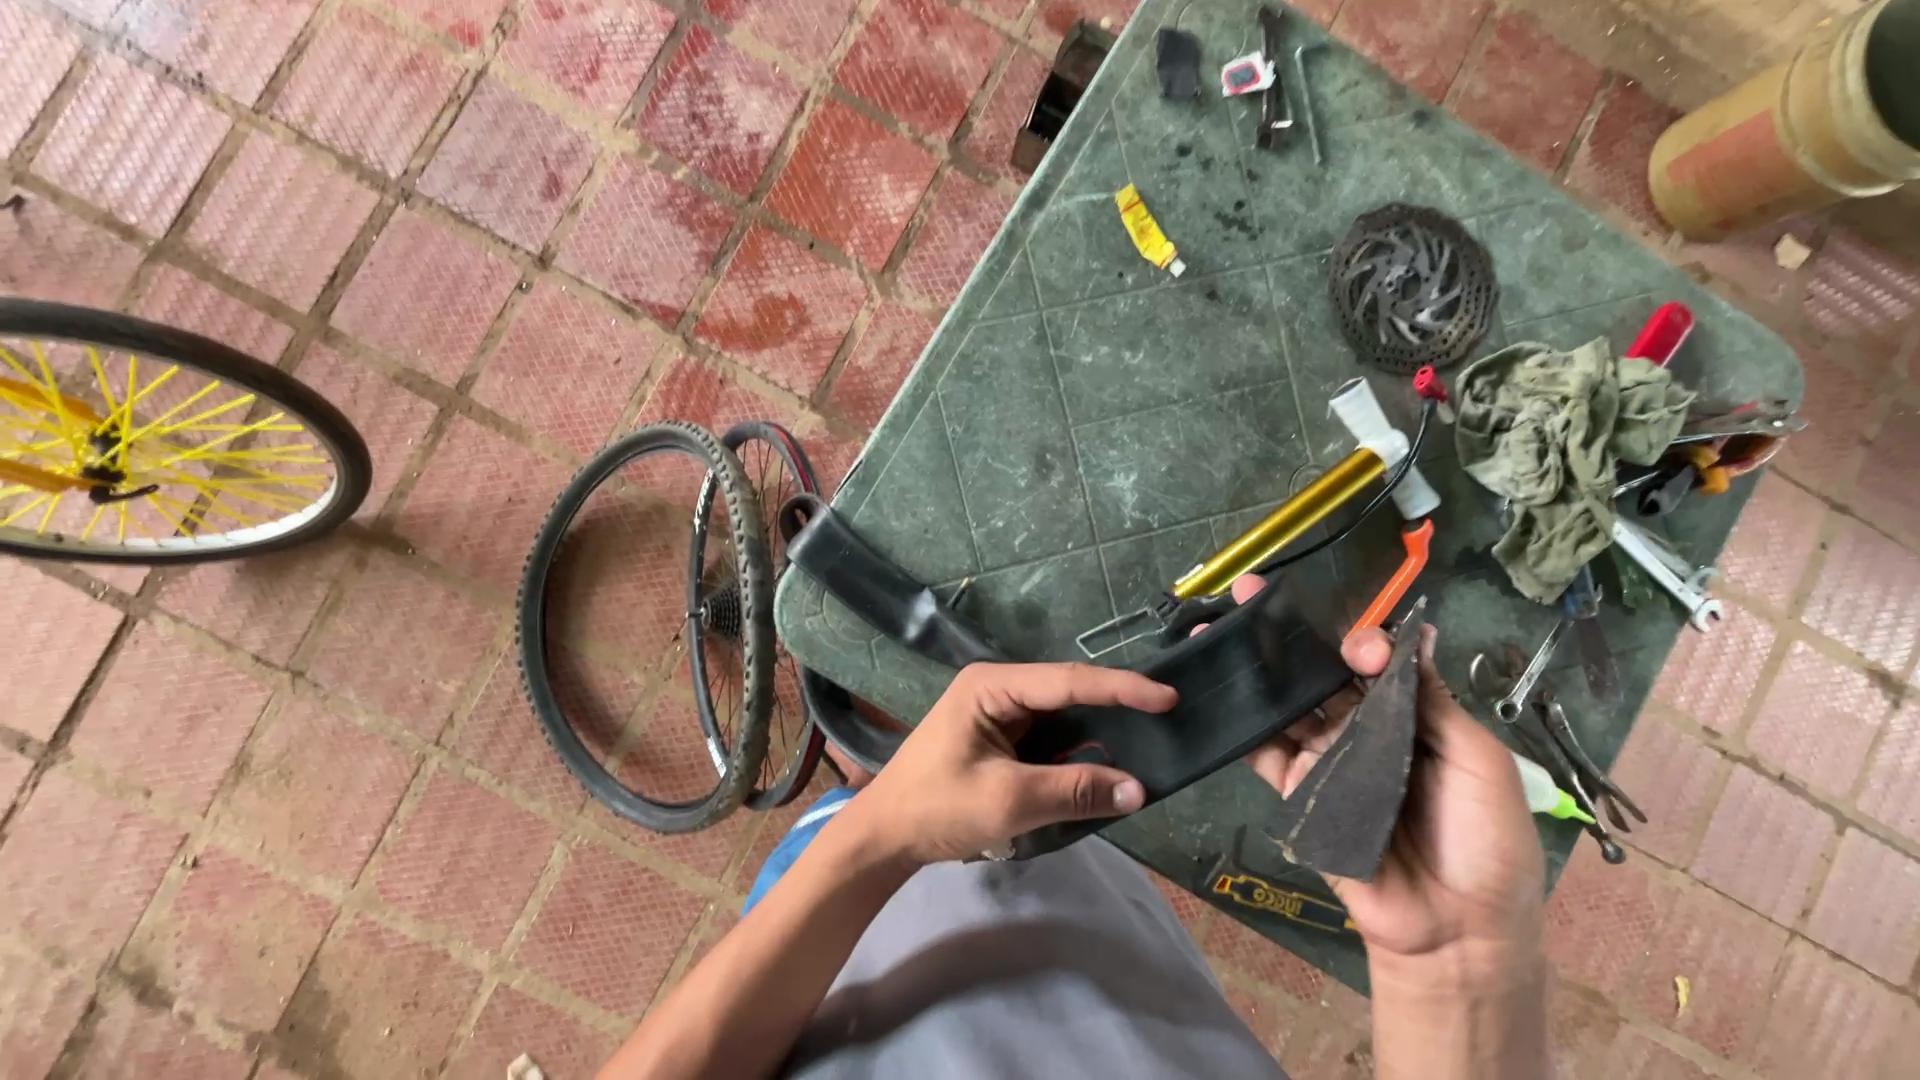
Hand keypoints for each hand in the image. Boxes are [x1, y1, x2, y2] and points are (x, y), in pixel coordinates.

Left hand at [842, 662, 1176, 866]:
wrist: (885, 836)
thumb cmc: (936, 808)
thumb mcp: (1009, 801)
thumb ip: (1074, 791)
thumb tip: (1138, 789)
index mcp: (992, 686)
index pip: (1068, 680)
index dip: (1121, 689)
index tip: (1168, 698)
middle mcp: (998, 689)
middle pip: (1069, 692)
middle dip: (1116, 705)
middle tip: (1169, 718)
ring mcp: (1000, 713)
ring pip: (1063, 716)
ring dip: (1100, 732)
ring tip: (1152, 741)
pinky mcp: (1003, 738)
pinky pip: (1052, 738)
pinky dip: (1079, 752)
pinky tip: (1110, 763)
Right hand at [1218, 576, 1543, 969]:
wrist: (1455, 928)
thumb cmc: (1484, 842)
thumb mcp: (1480, 764)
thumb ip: (1436, 702)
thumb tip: (1415, 632)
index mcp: (1409, 717)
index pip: (1372, 664)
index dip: (1357, 642)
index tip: (1355, 647)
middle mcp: (1361, 729)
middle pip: (1318, 674)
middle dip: (1287, 633)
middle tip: (1250, 595)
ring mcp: (1325, 759)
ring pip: (1285, 704)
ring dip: (1253, 668)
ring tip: (1217, 632)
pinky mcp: (1297, 791)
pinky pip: (1265, 753)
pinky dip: (1242, 725)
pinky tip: (1219, 692)